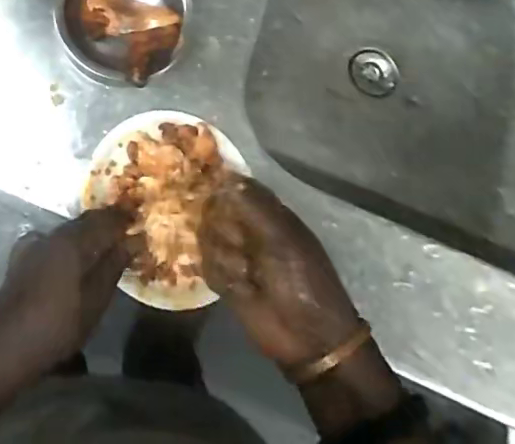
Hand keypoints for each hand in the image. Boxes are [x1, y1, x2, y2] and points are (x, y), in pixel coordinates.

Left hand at [0, 208, 130, 380]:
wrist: (7, 342)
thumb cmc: (58, 324)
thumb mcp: (94, 301)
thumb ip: (112, 266)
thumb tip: (130, 241)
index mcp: (72, 240)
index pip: (103, 220)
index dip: (122, 218)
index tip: (137, 217)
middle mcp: (51, 233)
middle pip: (84, 222)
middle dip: (104, 224)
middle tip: (124, 231)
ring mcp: (33, 243)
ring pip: (66, 232)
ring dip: (85, 235)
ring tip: (102, 246)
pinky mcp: (22, 257)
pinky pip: (52, 242)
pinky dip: (67, 246)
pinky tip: (71, 259)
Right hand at [201, 177, 362, 367]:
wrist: (308, 338)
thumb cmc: (303, 281)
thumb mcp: (283, 238)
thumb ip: (254, 206)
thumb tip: (226, 176)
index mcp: (268, 214)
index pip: (236, 188)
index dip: (222, 186)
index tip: (211, 187)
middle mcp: (247, 229)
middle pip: (215, 210)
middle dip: (225, 227)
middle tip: (243, 243)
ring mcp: (234, 254)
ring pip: (207, 238)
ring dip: (227, 256)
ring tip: (248, 274)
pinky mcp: (224, 280)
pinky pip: (206, 265)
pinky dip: (222, 275)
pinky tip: (239, 287)